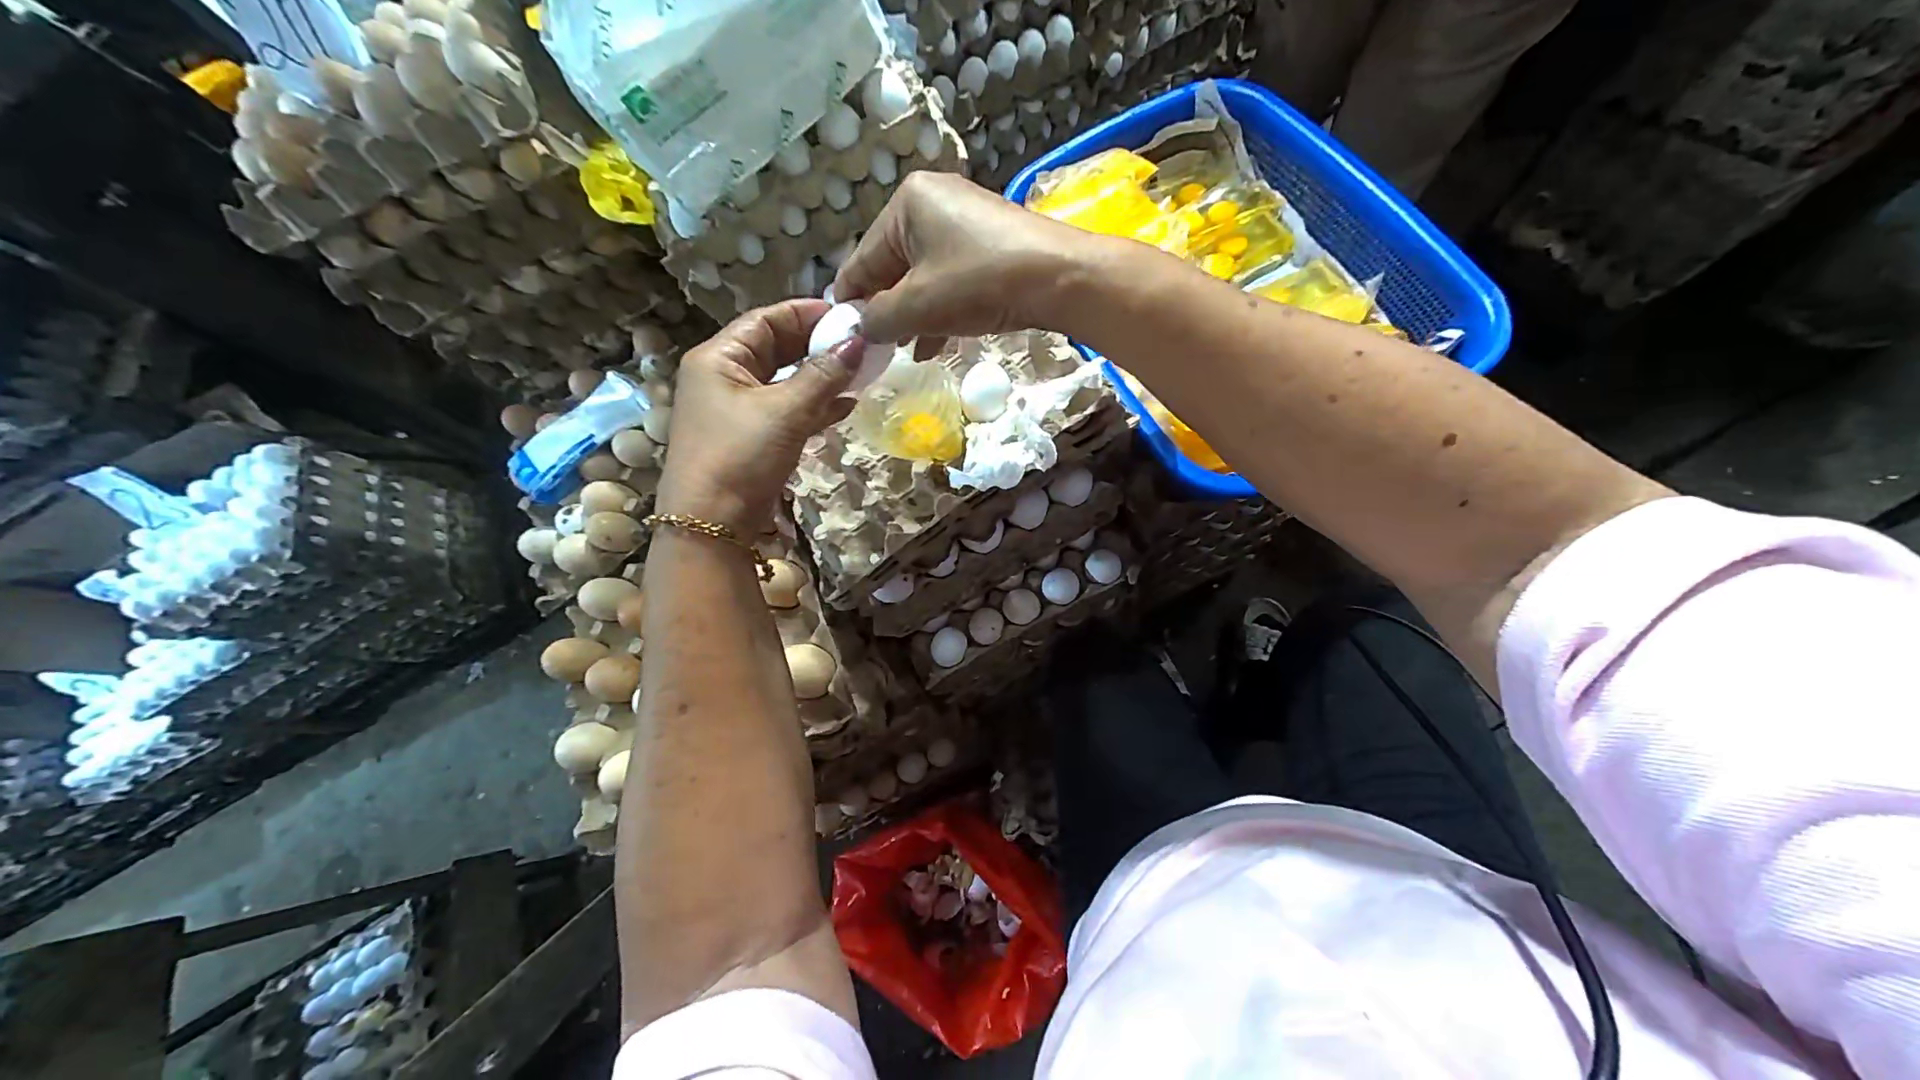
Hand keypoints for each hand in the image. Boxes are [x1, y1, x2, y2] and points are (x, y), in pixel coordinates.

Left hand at [655, 299, 860, 535]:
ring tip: (861, 373)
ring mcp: (737, 409)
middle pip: (776, 348)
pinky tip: (845, 406)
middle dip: (818, 346)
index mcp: (719, 357)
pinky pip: (787, 410)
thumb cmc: (740, 455)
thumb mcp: (785, 410)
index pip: (766, 319)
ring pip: (785, 381)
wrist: (710, 523)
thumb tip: (857, 342)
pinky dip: (814, 406)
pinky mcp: (751, 437)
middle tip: (861, 345)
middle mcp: (724, 376)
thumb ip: (824, 375)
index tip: (848, 316)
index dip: (807, 314)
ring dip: (821, 377)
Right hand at [831, 172, 1110, 351]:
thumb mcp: (919, 305)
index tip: (841, 338)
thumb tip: (856, 330)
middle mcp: (933, 202)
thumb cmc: (980, 283)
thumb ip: (877, 319)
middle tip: (874, 350)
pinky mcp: (990, 244)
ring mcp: (965, 221)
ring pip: (922, 276)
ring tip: (901, 352)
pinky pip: (949, 278)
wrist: (1060, 278)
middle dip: (884, 311)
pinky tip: (932, 344)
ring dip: (911, 316)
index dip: (850, 303)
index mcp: (906, 204)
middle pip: (892, 266)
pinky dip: (938, 309)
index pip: (862, 260)